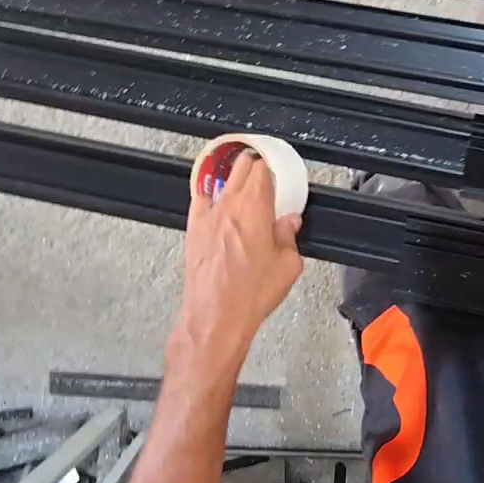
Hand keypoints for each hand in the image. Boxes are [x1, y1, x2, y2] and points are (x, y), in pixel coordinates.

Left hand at [167, 150, 303, 387]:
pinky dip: (211, 199)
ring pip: (222, 183)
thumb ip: (289, 236)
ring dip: (234, 182)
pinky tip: (218, 208)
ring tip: (244, 192)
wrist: (216, 316)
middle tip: (265, 177)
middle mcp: (229, 205)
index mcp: (256, 206)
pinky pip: (201, 202)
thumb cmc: (251, 292)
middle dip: (253, 166)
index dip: (271, 166)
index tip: (278, 172)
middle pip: (240, 168)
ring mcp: (208, 216)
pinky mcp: (193, 230)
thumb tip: (289, 223)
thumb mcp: (288, 265)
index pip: (262, 168)